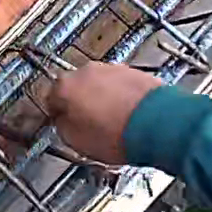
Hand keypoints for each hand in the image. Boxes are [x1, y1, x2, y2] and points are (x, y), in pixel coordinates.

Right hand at [44, 62, 161, 163]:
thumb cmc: (119, 134)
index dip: (57, 114)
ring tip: (114, 121)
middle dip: (80, 103)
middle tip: (90, 124)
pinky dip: (122, 96)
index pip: (50, 98)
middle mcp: (84, 73)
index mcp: (64, 87)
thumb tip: (63, 123)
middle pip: (75, 87)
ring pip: (98, 84)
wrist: (161, 124)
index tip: (64, 123)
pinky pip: (120, 85)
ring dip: (102, 98)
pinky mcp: (134, 71)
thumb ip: (63, 127)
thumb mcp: (76, 141)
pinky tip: (129, 115)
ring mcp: (111, 70)